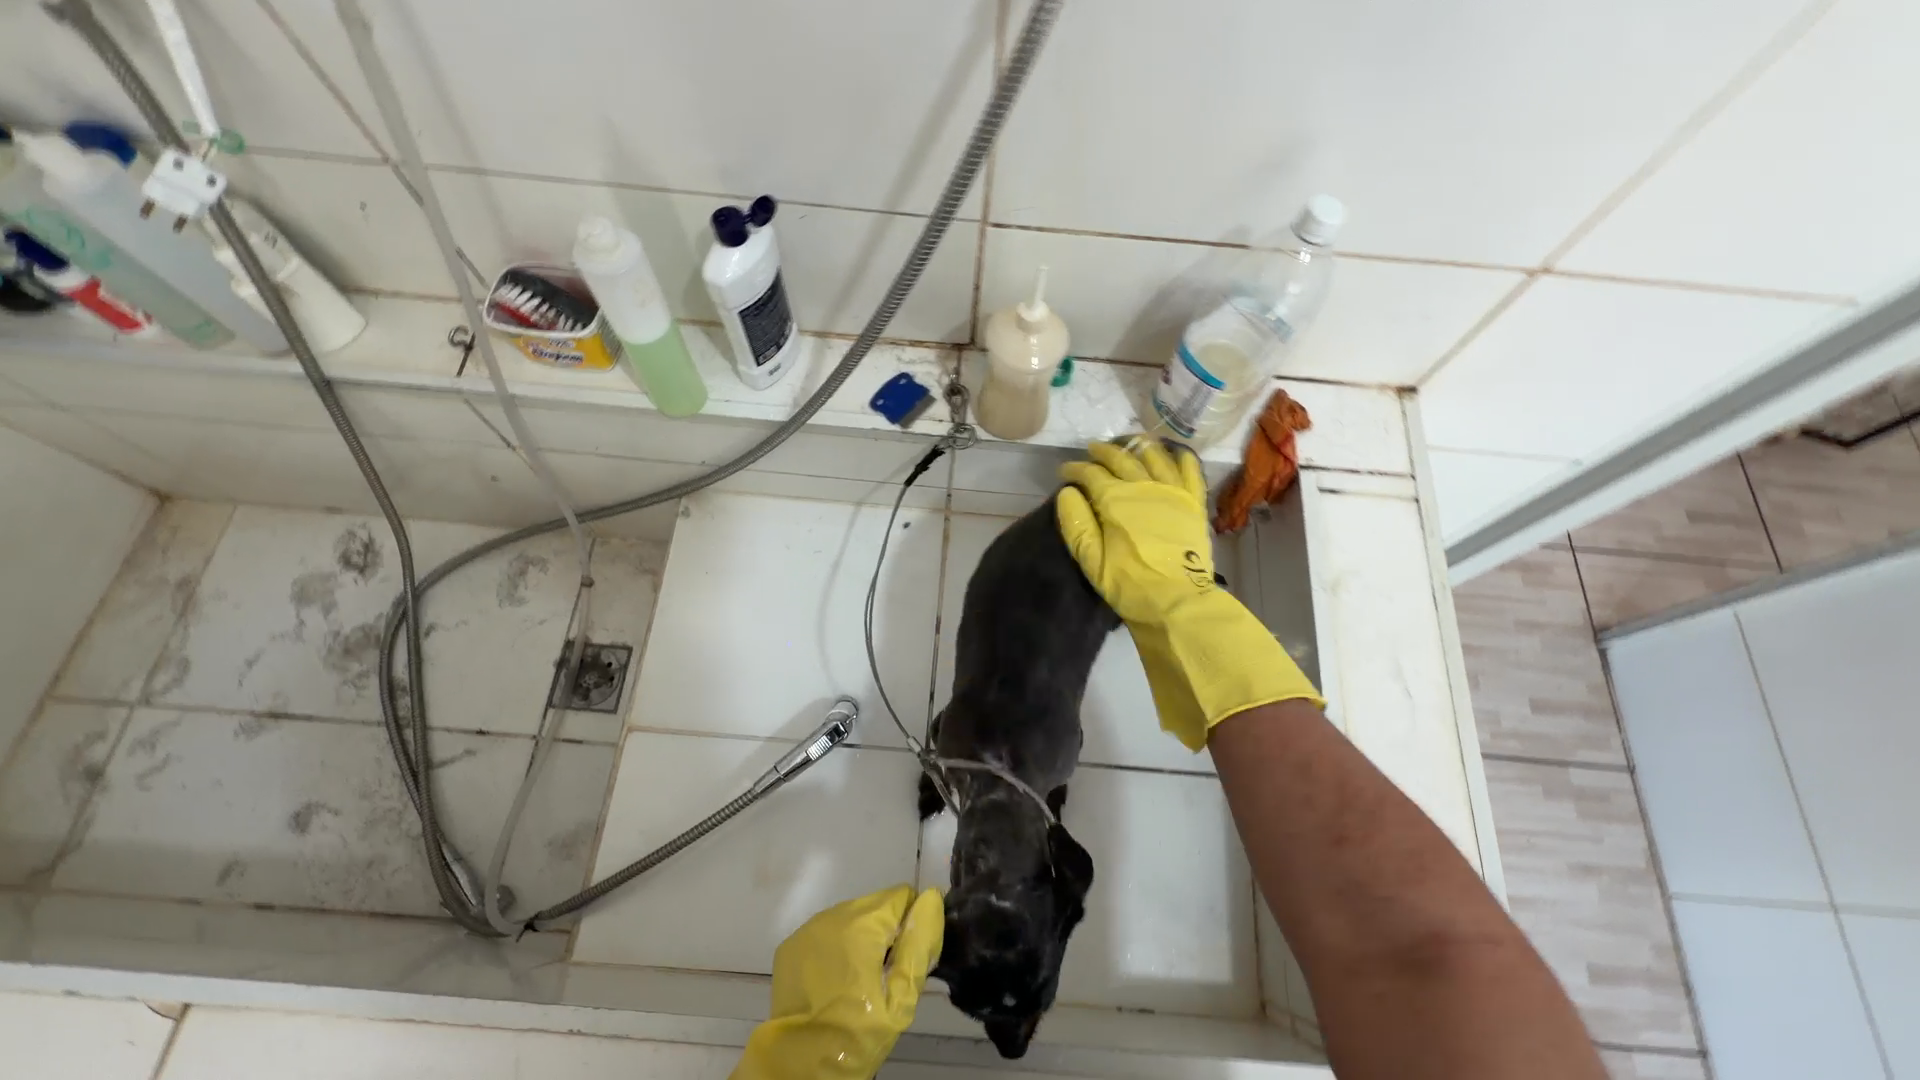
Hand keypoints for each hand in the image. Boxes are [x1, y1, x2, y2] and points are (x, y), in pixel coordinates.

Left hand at [731, 885, 943, 1079]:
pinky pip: (827, 933)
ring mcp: (808, 929)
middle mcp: (832, 915)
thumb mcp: (901, 997)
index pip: (902, 896)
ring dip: (862, 938)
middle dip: (886, 932)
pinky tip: (836, 981)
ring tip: (859, 980)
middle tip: (885, 976)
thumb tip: (931, 898)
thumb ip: (918, 944)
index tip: (906, 959)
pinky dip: (837, 947)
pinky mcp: (791, 946)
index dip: (911, 925)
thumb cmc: (858, 1032)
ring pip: (851, 917)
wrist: (800, 1065)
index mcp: (862, 924)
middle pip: (875, 906)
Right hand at [1058, 438, 1322, 750]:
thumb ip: (1076, 524)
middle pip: (1121, 458)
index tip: (1065, 472)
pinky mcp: (1193, 502)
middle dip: (1103, 451)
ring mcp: (1172, 491)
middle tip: (1093, 450)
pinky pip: (1190, 469)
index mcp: (1115, 500)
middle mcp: (1144, 486)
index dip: (1075, 469)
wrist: (1176, 601)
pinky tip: (1173, 452)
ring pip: (1154, 456)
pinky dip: (1180, 456)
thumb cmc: (1129, 585)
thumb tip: (1067, 492)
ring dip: (1138, 446)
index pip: (1090, 473)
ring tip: (1129, 444)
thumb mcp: (1091, 560)